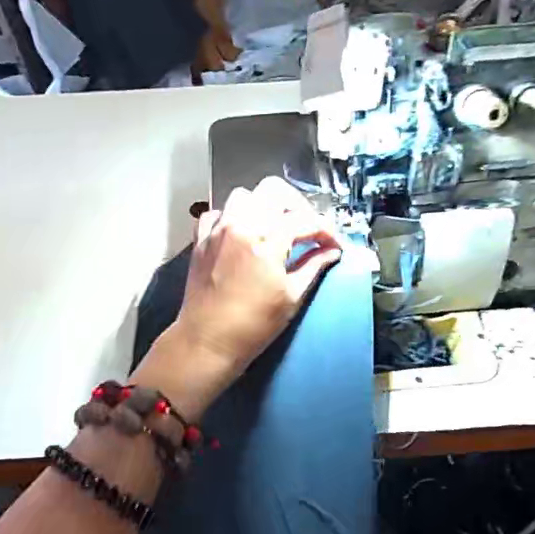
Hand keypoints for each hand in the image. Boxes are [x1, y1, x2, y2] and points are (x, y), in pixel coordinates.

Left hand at [134, 178, 340, 420]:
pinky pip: (218, 213)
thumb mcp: (291, 297)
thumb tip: (331, 252)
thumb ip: (313, 267)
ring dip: (264, 205)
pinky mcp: (202, 241)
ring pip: (244, 196)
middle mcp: (240, 228)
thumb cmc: (253, 326)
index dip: (325, 230)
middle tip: (306, 227)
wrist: (207, 341)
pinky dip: (233, 217)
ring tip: (275, 227)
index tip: (333, 244)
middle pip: (273, 191)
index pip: (304, 220)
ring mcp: (217, 232)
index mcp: (266, 244)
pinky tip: (243, 233)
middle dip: (296, 205)